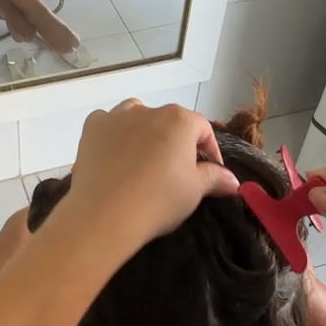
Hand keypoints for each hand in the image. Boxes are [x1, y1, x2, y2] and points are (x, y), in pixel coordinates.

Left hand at [57, 99, 238, 250]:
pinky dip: (113, 133)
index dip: (210, 151)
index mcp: (179, 120)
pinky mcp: (91, 128)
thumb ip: (214, 179)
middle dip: (177, 142)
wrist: (105, 215)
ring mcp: (116, 116)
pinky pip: (107, 123)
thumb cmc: (158, 200)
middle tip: (176, 172)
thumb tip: (233, 180)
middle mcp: (149, 110)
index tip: (210, 173)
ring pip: (137, 115)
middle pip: (170, 122)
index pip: (203, 129)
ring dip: (144, 130)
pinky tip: (114, 154)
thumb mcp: (194, 191)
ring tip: (144, 159)